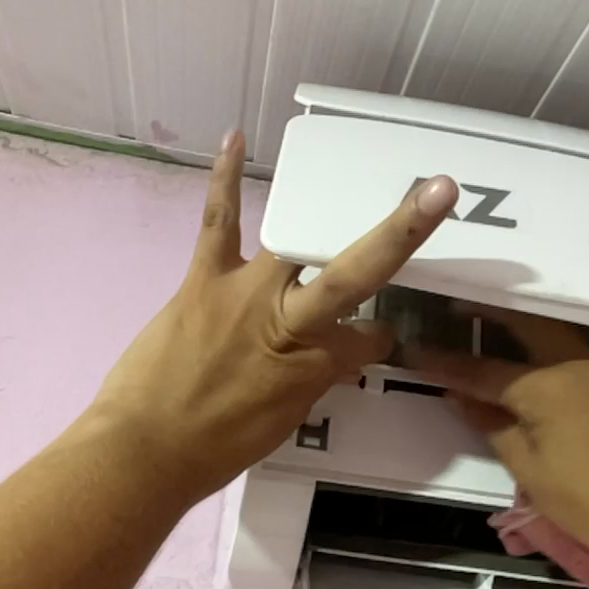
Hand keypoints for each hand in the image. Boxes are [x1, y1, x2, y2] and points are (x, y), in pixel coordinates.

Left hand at [87, 131, 458, 503]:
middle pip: (355, 273)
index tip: (380, 338)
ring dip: (328, 206)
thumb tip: (339, 357)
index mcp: (318, 362)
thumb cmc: (218, 447)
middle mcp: (293, 318)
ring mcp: (248, 290)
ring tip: (359, 167)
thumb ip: (316, 379)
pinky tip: (235, 137)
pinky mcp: (206, 276)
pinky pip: (220, 221)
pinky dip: (225, 179)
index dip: (378, 337)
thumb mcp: (285, 420)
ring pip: (296, 239)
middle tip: (442, 193)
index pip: (368, 339)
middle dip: (401, 235)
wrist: (145, 451)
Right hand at [418, 309, 588, 588]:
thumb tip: (460, 396)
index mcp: (546, 384)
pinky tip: (561, 386)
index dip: (446, 362)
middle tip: (463, 310)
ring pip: (565, 343)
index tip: (416, 351)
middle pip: (529, 327)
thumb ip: (492, 424)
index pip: (482, 370)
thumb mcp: (528, 469)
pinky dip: (567, 366)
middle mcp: (581, 363)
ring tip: (507, 344)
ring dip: (532, 341)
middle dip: (492, 316)